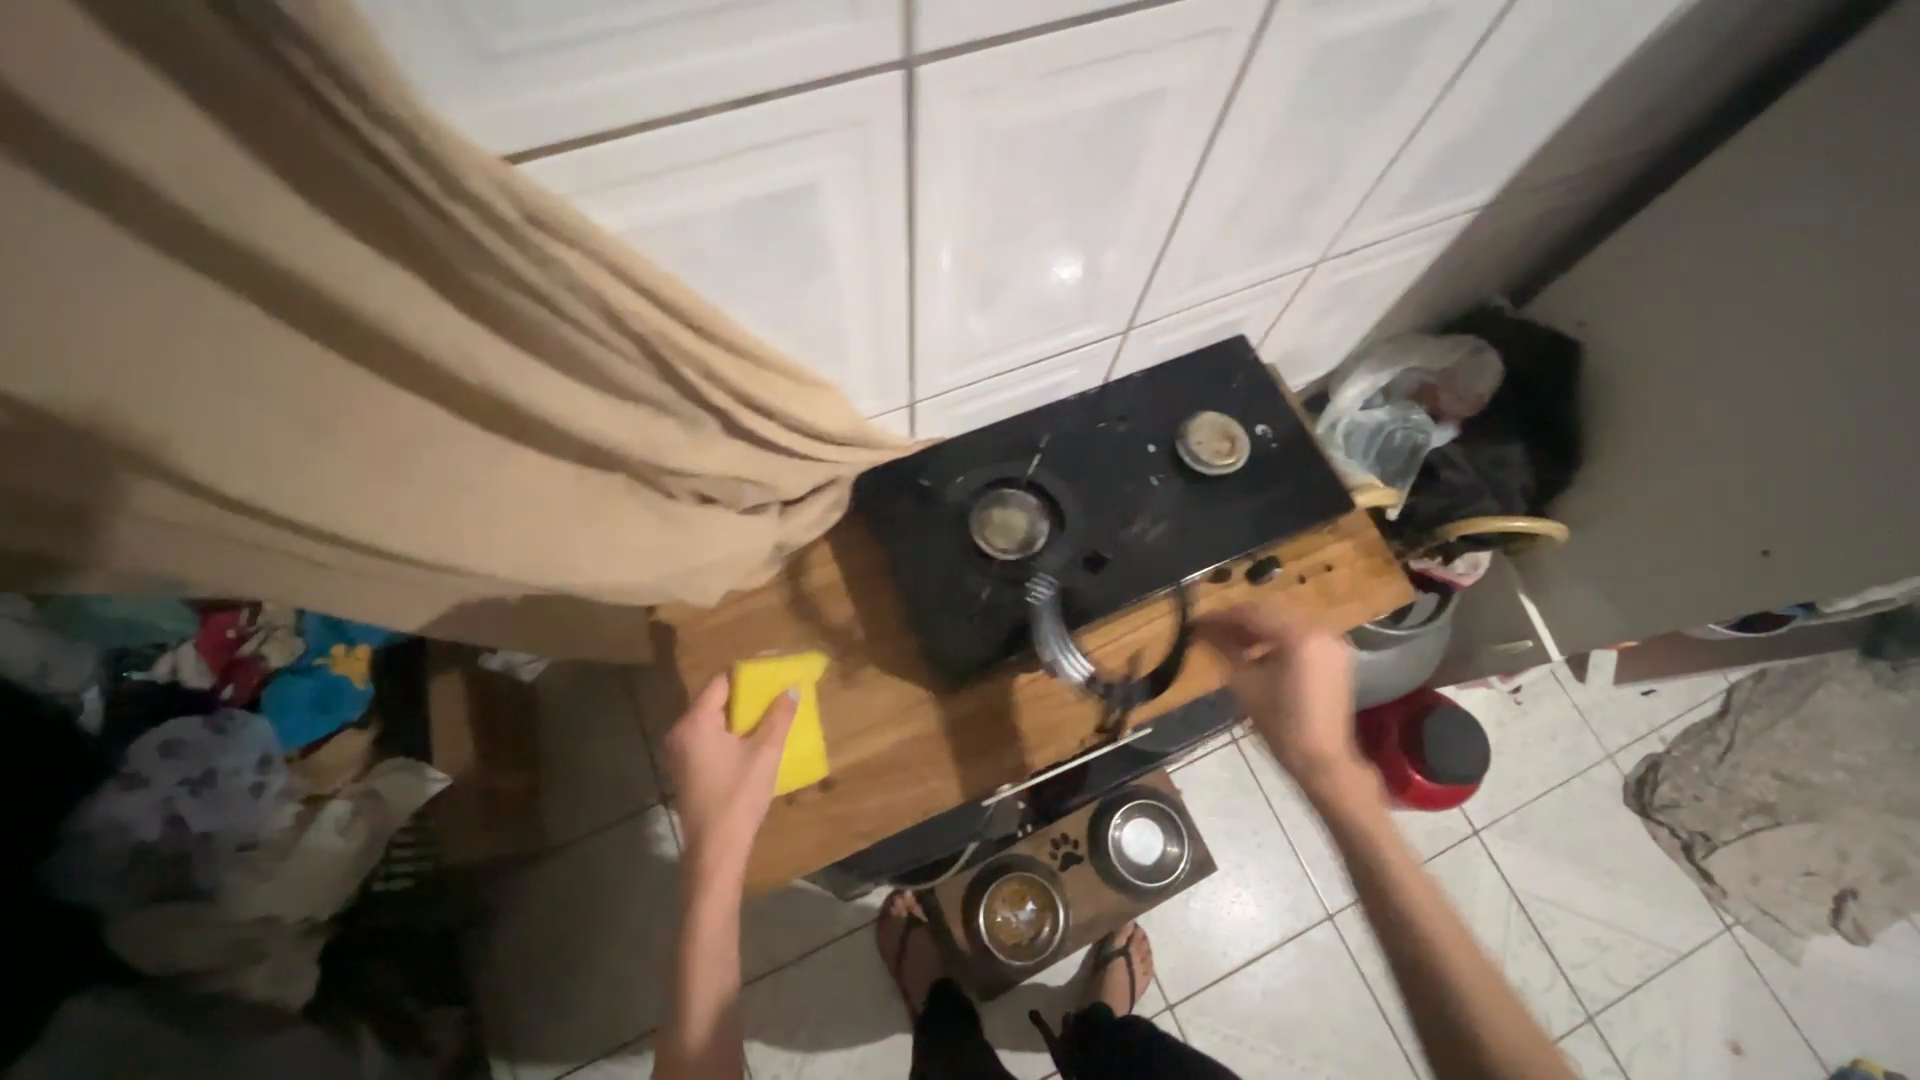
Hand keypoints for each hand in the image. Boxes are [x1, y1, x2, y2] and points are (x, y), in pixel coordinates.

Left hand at [663, 674, 797, 882]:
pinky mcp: (683, 767)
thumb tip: (790, 689)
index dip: (747, 676)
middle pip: (713, 700)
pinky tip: (749, 741)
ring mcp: (678, 751)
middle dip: (743, 696)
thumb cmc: (739, 796)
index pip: (719, 682)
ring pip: (710, 719)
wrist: (715, 847)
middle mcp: (679, 731)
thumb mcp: (765, 753)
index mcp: (695, 722)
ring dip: (736, 716)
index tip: (771, 676)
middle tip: (773, 694)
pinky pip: (705, 737)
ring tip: (767, 715)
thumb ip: (778, 717)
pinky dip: (726, 733)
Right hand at [1196, 602, 1370, 800]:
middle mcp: (1321, 629)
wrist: (1322, 758)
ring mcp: (1333, 641)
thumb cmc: (1279, 723)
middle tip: (1210, 632)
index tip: (1197, 623)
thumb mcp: (1244, 682)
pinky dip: (1278, 640)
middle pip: (1270, 613)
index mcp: (1298, 635)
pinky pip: (1301, 636)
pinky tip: (1258, 653)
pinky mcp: (1337, 655)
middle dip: (1238, 622)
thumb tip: (1199, 628)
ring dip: (1257, 630)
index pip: (1252, 614)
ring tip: (1231, 643)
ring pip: (1286, 623)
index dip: (1221, 617)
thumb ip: (1223, 648)